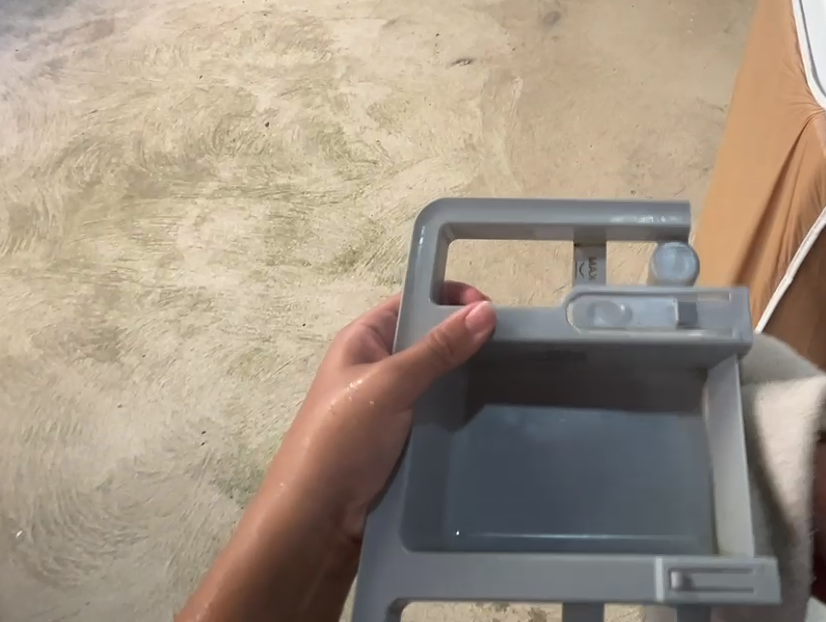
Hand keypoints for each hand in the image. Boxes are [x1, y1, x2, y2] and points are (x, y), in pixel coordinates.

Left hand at [178, 284, 496, 621]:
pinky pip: (441, 412)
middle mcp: (379, 365)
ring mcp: (393, 404)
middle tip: (510, 346)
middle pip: (432, 337)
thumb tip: (487, 310)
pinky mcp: (405, 438)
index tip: (491, 310)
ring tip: (511, 377)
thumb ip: (438, 348)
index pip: (414, 301)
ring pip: (440, 377)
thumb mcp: (389, 384)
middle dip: (468, 338)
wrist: (314, 528)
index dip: (450, 297)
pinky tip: (492, 411)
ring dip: (469, 376)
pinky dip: (464, 410)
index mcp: (365, 339)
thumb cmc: (340, 442)